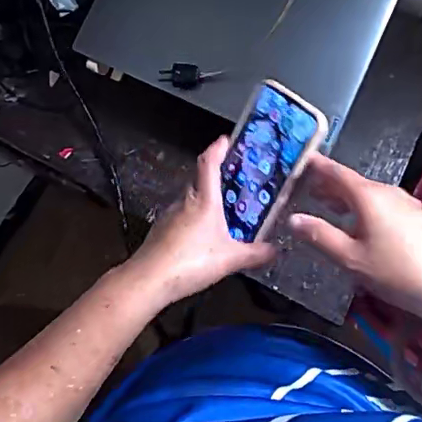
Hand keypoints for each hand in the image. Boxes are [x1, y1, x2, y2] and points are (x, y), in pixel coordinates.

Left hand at [122, 136, 278, 302]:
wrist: (147, 281)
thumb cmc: (188, 263)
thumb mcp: (230, 259)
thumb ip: (255, 254)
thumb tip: (274, 250)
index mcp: (204, 200)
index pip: (209, 163)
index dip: (218, 149)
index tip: (226, 140)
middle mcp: (185, 202)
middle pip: (200, 180)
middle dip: (216, 177)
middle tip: (234, 179)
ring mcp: (170, 216)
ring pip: (190, 200)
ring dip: (205, 200)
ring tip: (224, 211)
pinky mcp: (161, 231)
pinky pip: (182, 218)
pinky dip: (194, 220)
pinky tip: (204, 237)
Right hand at [288, 154, 421, 326]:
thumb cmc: (397, 272)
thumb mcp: (351, 258)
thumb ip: (320, 236)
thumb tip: (294, 219)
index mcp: (368, 196)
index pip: (336, 173)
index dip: (317, 166)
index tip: (303, 160)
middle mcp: (389, 193)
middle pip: (354, 184)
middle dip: (331, 186)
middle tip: (310, 189)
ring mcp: (409, 204)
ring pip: (372, 196)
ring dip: (350, 200)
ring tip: (333, 208)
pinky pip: (388, 207)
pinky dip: (369, 210)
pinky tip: (367, 227)